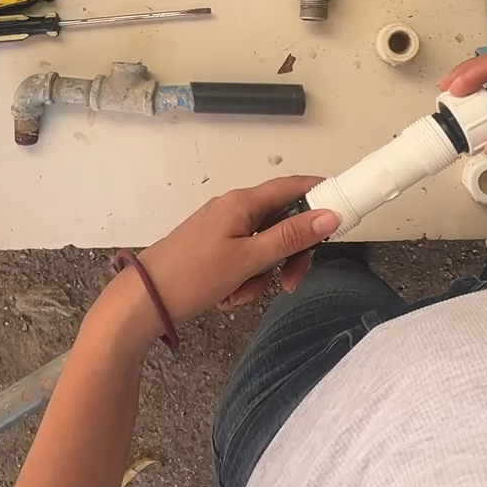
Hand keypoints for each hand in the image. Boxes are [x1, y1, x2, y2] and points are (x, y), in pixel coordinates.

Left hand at [99, 177, 338, 345]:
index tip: (343, 211)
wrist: (143, 300)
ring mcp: (221, 227)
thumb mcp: (249, 259)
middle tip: (289, 284)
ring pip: (262, 246)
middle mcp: (234, 208)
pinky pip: (243, 258)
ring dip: (261, 274)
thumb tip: (330, 215)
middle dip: (288, 255)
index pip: (292, 186)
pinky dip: (243, 278)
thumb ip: (290, 237)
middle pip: (280, 222)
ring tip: (240, 296)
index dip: (319, 194)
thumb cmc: (194, 275)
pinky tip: (228, 297)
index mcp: (243, 202)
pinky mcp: (212, 247)